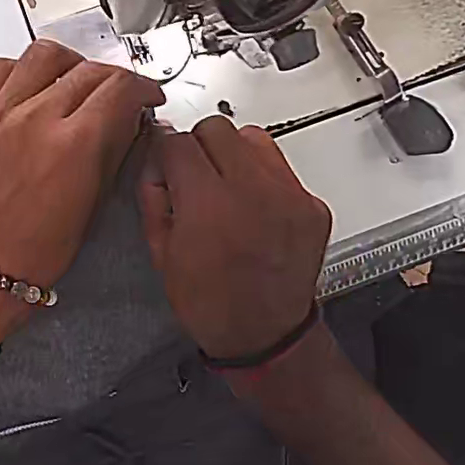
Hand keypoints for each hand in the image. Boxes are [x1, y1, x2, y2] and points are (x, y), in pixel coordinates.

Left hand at [0, 40, 165, 350]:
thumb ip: (118, 143)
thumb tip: (130, 113)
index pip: (119, 87)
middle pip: (88, 69)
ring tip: (78, 80)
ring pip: (44, 54)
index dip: (143, 86)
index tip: (146, 94)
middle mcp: (34, 121)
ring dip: (71, 63)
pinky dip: (21, 68)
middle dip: (115, 78)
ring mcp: (1, 116)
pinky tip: (35, 84)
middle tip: (120, 93)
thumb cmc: (45, 241)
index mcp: (72, 144)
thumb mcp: (100, 193)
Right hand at [138, 117, 331, 360]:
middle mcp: (252, 191)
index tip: (164, 159)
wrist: (264, 335)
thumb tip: (155, 165)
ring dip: (232, 154)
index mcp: (207, 205)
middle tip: (193, 174)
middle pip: (216, 128)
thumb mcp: (162, 253)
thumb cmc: (212, 304)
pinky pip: (280, 168)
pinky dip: (262, 178)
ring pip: (253, 137)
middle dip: (197, 146)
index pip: (177, 142)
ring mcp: (288, 196)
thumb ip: (153, 199)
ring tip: (225, 186)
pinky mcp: (311, 205)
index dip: (164, 150)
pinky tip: (252, 206)